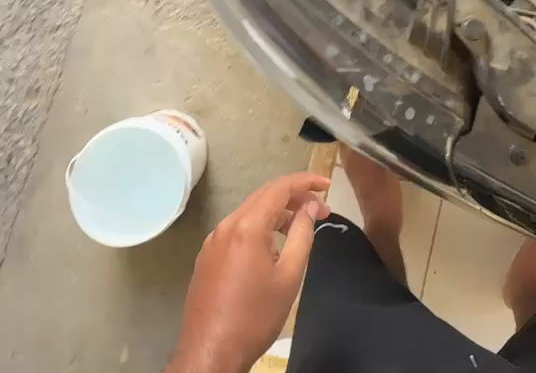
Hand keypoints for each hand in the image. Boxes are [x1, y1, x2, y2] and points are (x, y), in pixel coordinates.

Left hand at [165, 172, 331, 372]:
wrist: (209, 356)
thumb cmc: (255, 317)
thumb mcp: (289, 275)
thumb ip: (303, 234)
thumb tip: (310, 206)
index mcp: (247, 226)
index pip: (280, 188)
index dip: (307, 181)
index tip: (328, 185)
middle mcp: (226, 225)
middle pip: (264, 196)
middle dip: (295, 197)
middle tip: (321, 209)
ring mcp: (213, 241)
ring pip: (250, 213)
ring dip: (278, 213)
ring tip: (301, 227)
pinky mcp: (207, 257)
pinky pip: (238, 229)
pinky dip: (260, 227)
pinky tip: (273, 247)